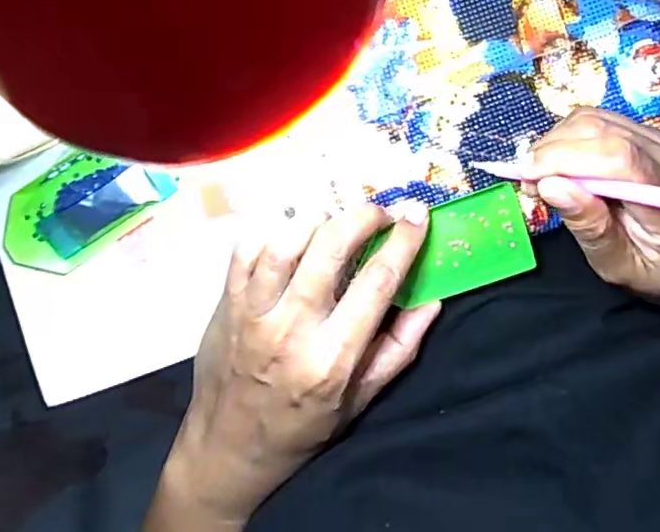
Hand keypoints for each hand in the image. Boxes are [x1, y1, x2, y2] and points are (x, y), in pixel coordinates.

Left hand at [147, 204, 439, 530]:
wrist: (228, 447)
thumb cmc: (302, 426)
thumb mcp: (359, 401)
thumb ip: (398, 349)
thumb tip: (432, 301)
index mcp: (332, 358)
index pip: (376, 284)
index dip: (403, 242)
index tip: (417, 214)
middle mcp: (292, 328)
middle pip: (329, 248)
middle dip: (361, 216)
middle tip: (378, 211)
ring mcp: (254, 311)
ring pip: (285, 242)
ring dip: (316, 218)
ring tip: (334, 218)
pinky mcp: (227, 299)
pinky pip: (247, 248)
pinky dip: (272, 230)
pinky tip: (292, 232)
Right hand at [529, 108, 659, 307]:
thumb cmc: (657, 274)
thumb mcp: (619, 267)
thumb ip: (589, 227)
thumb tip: (551, 186)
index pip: (622, 160)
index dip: (567, 159)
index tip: (527, 175)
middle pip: (604, 132)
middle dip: (553, 150)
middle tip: (527, 179)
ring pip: (597, 120)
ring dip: (556, 141)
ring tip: (542, 173)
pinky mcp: (653, 133)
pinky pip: (600, 119)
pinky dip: (568, 137)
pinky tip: (561, 161)